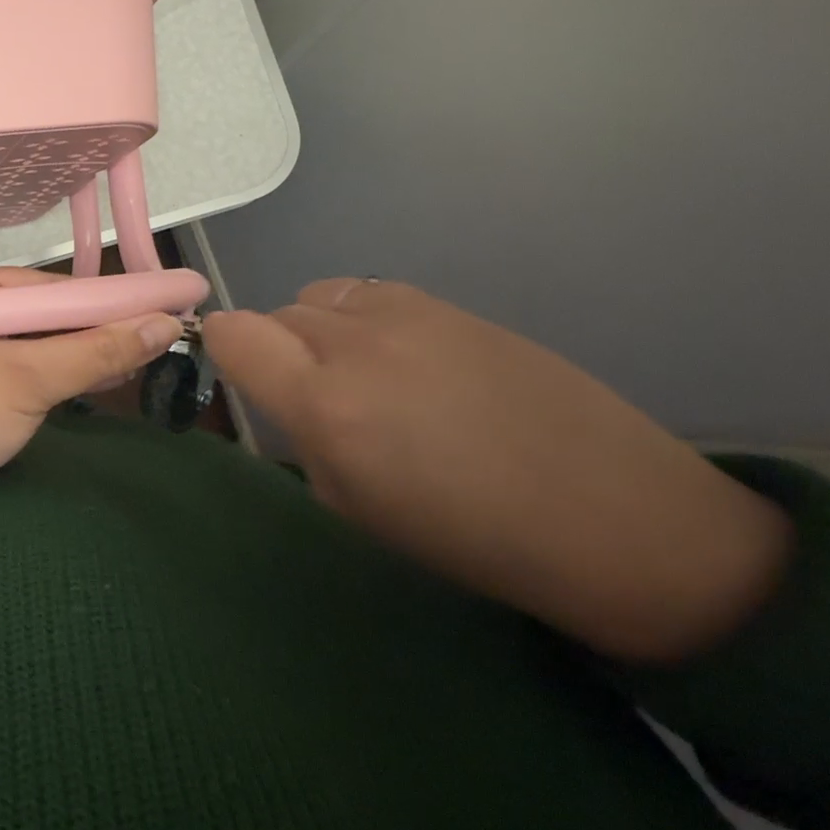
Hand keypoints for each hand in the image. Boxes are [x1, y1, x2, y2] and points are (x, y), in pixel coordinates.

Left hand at [0, 268, 183, 661]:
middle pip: (44, 313)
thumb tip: (165, 324)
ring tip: (140, 356)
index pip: (48, 285)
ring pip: (37, 343)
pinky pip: (25, 368)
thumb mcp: (28, 380)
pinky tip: (99, 377)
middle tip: (159, 335)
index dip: (106, 296)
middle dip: (97, 327)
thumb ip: (95, 351)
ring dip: (84, 352)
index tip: (164, 304)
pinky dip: (60, 373)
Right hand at [202, 278, 793, 663]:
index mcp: (324, 405)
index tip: (240, 377)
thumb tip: (283, 395)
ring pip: (322, 295)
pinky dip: (363, 317)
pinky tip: (400, 357)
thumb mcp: (350, 503)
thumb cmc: (465, 536)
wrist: (607, 515)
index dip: (222, 350)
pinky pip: (374, 294)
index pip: (232, 334)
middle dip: (275, 349)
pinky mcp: (454, 307)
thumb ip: (301, 434)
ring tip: (356, 372)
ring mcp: (411, 316)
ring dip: (318, 329)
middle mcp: (357, 345)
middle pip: (275, 314)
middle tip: (309, 396)